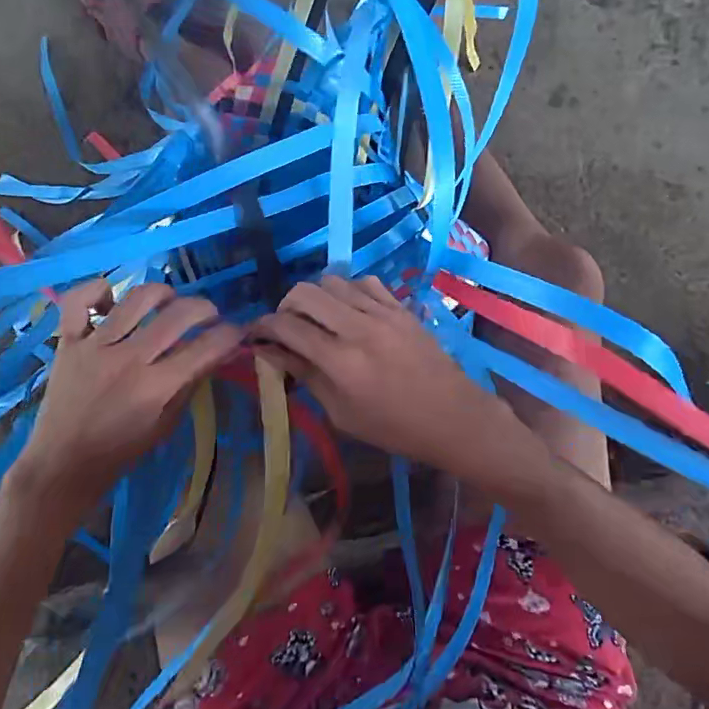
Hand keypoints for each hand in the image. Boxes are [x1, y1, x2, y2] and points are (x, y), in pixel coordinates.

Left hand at [6, 279, 242, 532]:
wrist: (63, 462)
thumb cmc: (120, 450)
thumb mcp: (165, 425)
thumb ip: (189, 385)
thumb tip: (214, 353)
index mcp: (155, 387)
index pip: (205, 347)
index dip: (229, 334)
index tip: (236, 331)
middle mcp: (128, 359)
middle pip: (177, 314)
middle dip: (204, 308)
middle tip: (208, 315)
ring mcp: (95, 346)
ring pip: (136, 299)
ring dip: (163, 293)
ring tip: (169, 303)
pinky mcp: (68, 342)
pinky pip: (78, 301)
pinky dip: (97, 291)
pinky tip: (112, 300)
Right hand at [252, 275, 545, 487]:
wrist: (453, 418)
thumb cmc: (392, 427)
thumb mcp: (341, 413)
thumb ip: (305, 375)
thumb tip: (269, 352)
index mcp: (341, 362)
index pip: (287, 327)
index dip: (262, 327)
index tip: (255, 335)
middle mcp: (359, 328)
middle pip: (305, 292)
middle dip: (285, 306)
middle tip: (287, 327)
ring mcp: (383, 313)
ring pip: (332, 281)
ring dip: (316, 297)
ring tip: (318, 320)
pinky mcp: (401, 307)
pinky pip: (364, 282)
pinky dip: (347, 292)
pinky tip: (349, 312)